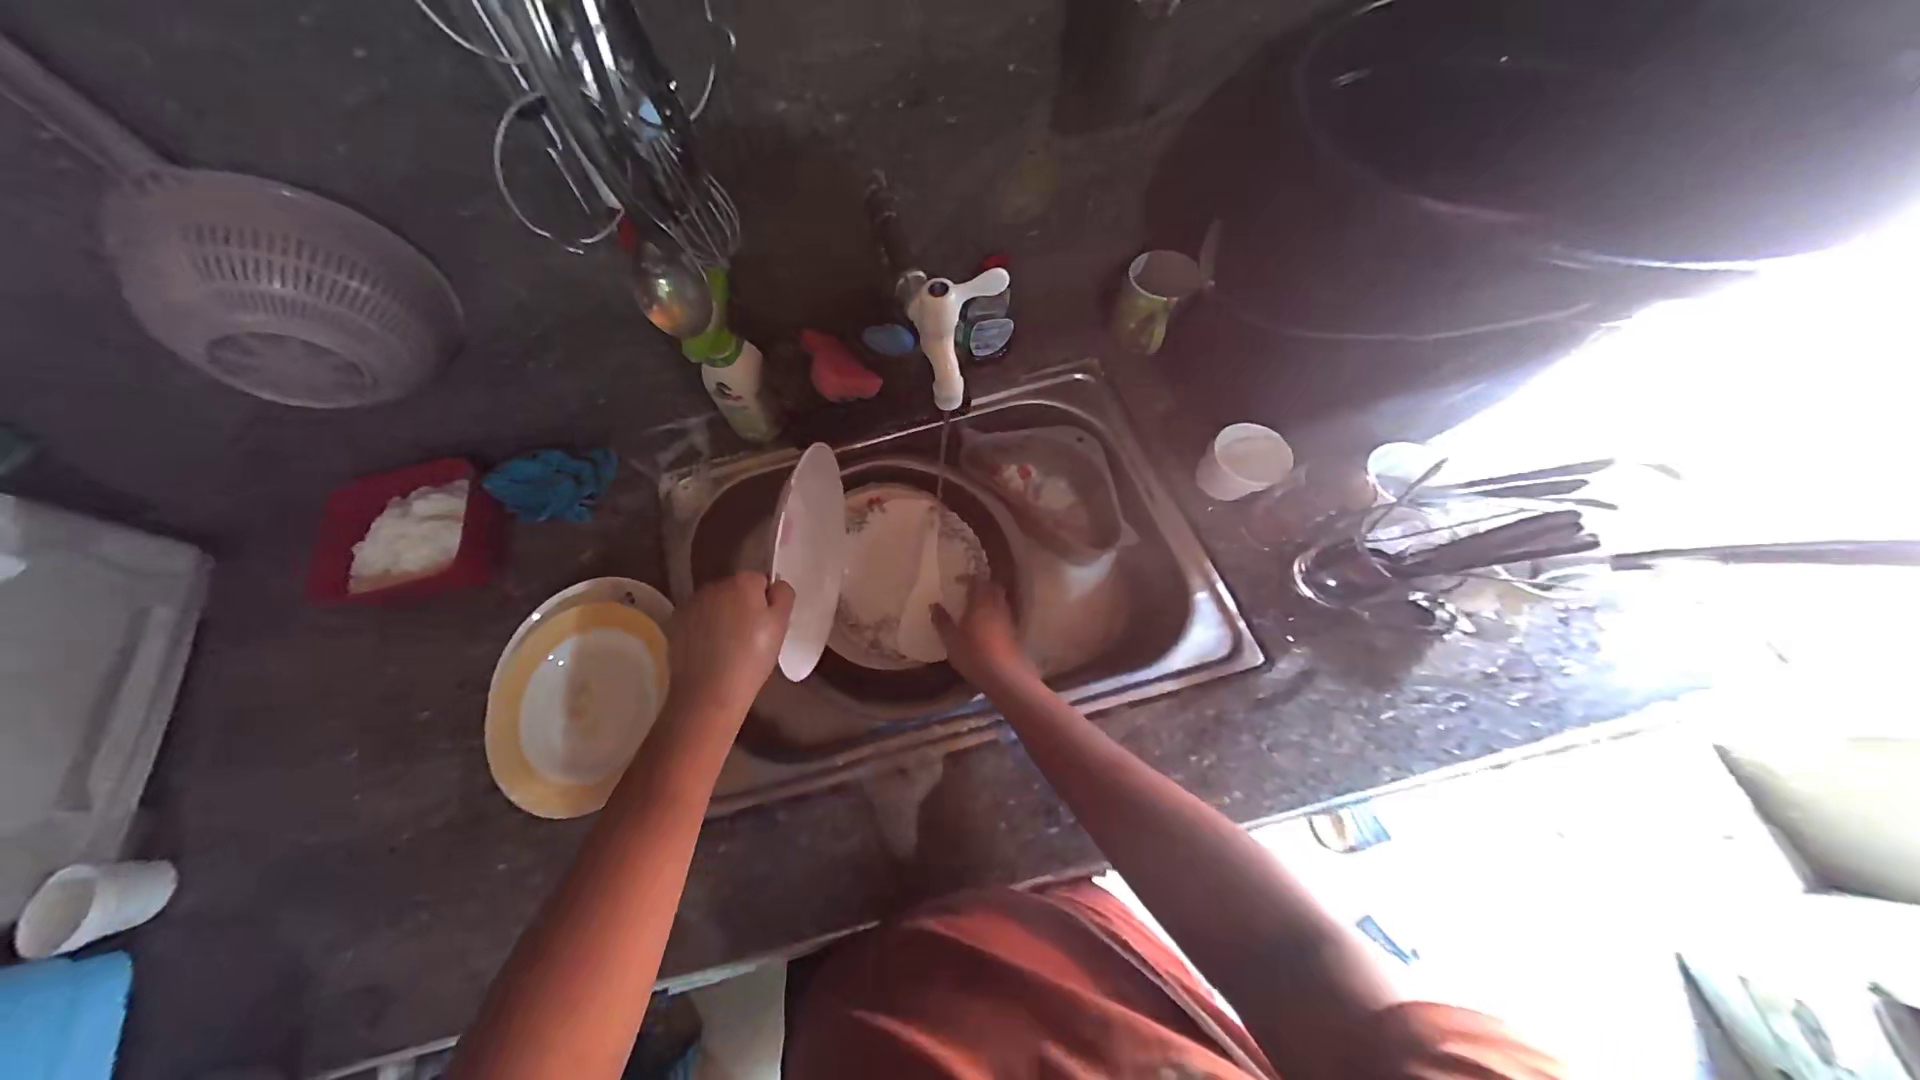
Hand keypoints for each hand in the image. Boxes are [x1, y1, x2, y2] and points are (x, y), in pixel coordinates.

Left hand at [666, 572, 794, 722]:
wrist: (709, 693)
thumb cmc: (752, 659)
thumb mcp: (781, 626)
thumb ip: (783, 595)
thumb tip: (775, 586)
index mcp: (743, 582)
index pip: (761, 582)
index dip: (766, 604)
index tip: (766, 627)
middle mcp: (714, 585)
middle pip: (736, 590)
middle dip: (743, 607)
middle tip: (751, 639)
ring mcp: (692, 603)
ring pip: (716, 603)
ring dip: (723, 616)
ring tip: (728, 647)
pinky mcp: (676, 622)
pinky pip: (698, 618)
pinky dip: (704, 628)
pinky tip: (709, 651)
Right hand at [932, 578, 1034, 691]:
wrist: (1004, 675)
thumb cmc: (973, 655)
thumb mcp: (951, 640)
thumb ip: (942, 621)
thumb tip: (933, 605)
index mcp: (980, 602)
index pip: (976, 581)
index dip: (967, 578)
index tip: (956, 581)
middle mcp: (996, 605)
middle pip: (992, 586)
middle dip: (981, 584)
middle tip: (968, 590)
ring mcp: (1007, 617)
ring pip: (1000, 599)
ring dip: (989, 597)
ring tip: (976, 605)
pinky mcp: (1013, 630)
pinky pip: (1003, 612)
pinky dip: (995, 610)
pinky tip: (986, 623)